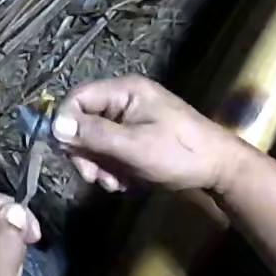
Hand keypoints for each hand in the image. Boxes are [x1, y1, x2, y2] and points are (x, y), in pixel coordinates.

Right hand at [52, 76, 254, 194]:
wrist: (221, 170)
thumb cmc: (179, 154)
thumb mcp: (133, 146)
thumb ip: (93, 135)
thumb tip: (54, 126)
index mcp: (125, 91)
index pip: (78, 98)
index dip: (66, 124)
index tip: (68, 152)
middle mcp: (125, 100)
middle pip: (83, 122)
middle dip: (85, 152)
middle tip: (93, 176)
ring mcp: (132, 120)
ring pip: (95, 141)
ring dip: (99, 165)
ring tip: (114, 183)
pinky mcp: (137, 138)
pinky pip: (111, 151)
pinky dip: (112, 168)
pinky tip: (124, 183)